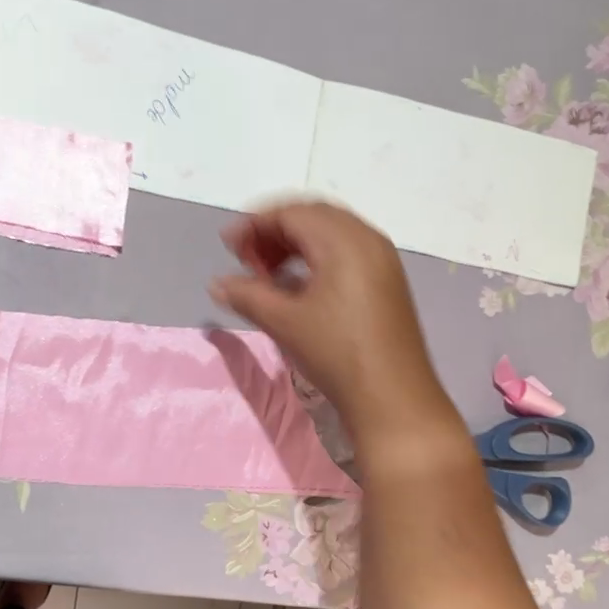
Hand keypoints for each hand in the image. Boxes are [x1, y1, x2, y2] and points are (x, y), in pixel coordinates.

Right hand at [210, 201, 449, 439]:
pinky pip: (343, 253)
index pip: (292, 214)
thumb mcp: (283, 322)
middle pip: (312, 217)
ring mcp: (380, 260)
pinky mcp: (384, 282)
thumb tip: (218, 284)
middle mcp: (366, 240)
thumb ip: (247, 295)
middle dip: (273, 232)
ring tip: (265, 276)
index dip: (254, 224)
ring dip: (292, 246)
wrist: (391, 395)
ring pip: (329, 235)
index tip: (226, 244)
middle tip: (244, 259)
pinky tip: (294, 288)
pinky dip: (313, 259)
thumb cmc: (335, 353)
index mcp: (343, 241)